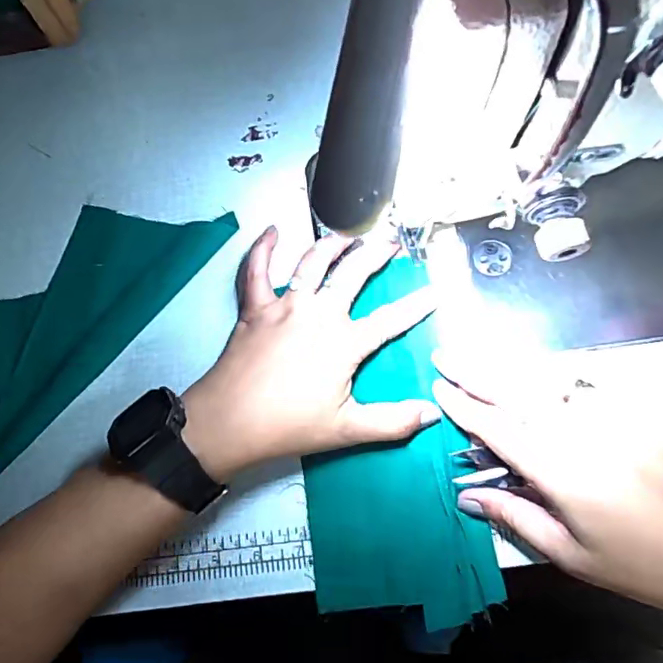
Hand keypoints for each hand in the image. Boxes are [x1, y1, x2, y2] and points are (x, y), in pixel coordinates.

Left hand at [181, 228, 440, 480]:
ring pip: (311, 264)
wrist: (228, 422)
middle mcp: (317, 315)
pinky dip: (263, 249)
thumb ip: (393, 422)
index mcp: (344, 343)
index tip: (434, 292)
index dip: (416, 306)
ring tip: (347, 235)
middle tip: (391, 243)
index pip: (390, 320)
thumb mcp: (347, 429)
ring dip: (331, 245)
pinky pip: (256, 271)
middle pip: (352, 275)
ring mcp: (284, 307)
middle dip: (375, 254)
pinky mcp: (255, 308)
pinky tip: (272, 232)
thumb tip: (431, 414)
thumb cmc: (288, 426)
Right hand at [430, 349, 662, 662]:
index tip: (439, 386)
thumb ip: (517, 516)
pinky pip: (590, 380)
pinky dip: (558, 373)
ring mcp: (619, 408)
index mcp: (561, 471)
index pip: (498, 427)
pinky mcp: (647, 402)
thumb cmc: (650, 568)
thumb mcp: (574, 555)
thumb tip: (468, 494)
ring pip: (551, 376)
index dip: (464, 406)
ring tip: (482, 356)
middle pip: (518, 388)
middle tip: (446, 352)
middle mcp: (585, 428)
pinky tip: (541, 374)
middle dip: (477, 369)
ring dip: (512, 364)